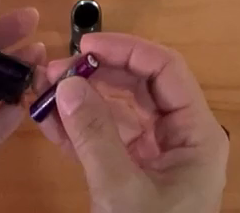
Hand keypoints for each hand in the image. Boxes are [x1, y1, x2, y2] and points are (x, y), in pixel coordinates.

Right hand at [35, 33, 227, 212]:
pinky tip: (47, 121)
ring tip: (43, 90)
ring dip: (83, 99)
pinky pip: (108, 141)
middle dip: (98, 73)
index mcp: (197, 133)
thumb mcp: (123, 193)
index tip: (86, 46)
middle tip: (54, 69)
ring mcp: (157, 158)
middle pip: (141, 87)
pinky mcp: (134, 178)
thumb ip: (95, 136)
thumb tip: (67, 83)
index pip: (165, 70)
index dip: (127, 50)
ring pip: (121, 112)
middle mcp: (180, 138)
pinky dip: (79, 130)